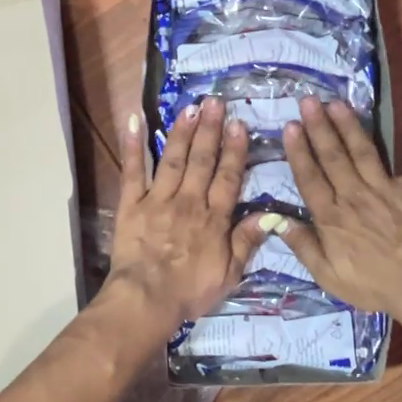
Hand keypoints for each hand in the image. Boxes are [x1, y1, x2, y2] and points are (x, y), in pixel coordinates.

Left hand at [106, 97, 271, 328]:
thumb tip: (271, 215)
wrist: (146, 299)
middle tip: (216, 102)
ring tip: (190, 107)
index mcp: (214, 219)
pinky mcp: (131, 204)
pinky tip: (135, 120)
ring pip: (173, 159)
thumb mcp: (229, 274)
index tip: (239, 124)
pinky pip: (132, 171)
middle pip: (202, 161)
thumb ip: (247, 242)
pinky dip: (133, 145)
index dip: (235, 150)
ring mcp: (158, 200)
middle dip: (210, 130)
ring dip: (182, 131)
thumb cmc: (189, 292)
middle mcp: (188, 201)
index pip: (228, 178)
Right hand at [278, 95, 401, 314]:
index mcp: (331, 216)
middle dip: (318, 127)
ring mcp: (386, 188)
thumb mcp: (326, 274)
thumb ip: (302, 244)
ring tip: (337, 102)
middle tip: (308, 101)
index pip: (310, 178)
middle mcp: (354, 194)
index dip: (298, 151)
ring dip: (349, 124)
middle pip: (332, 157)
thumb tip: (276, 219)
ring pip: (363, 150)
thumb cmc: (370, 285)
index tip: (290, 127)